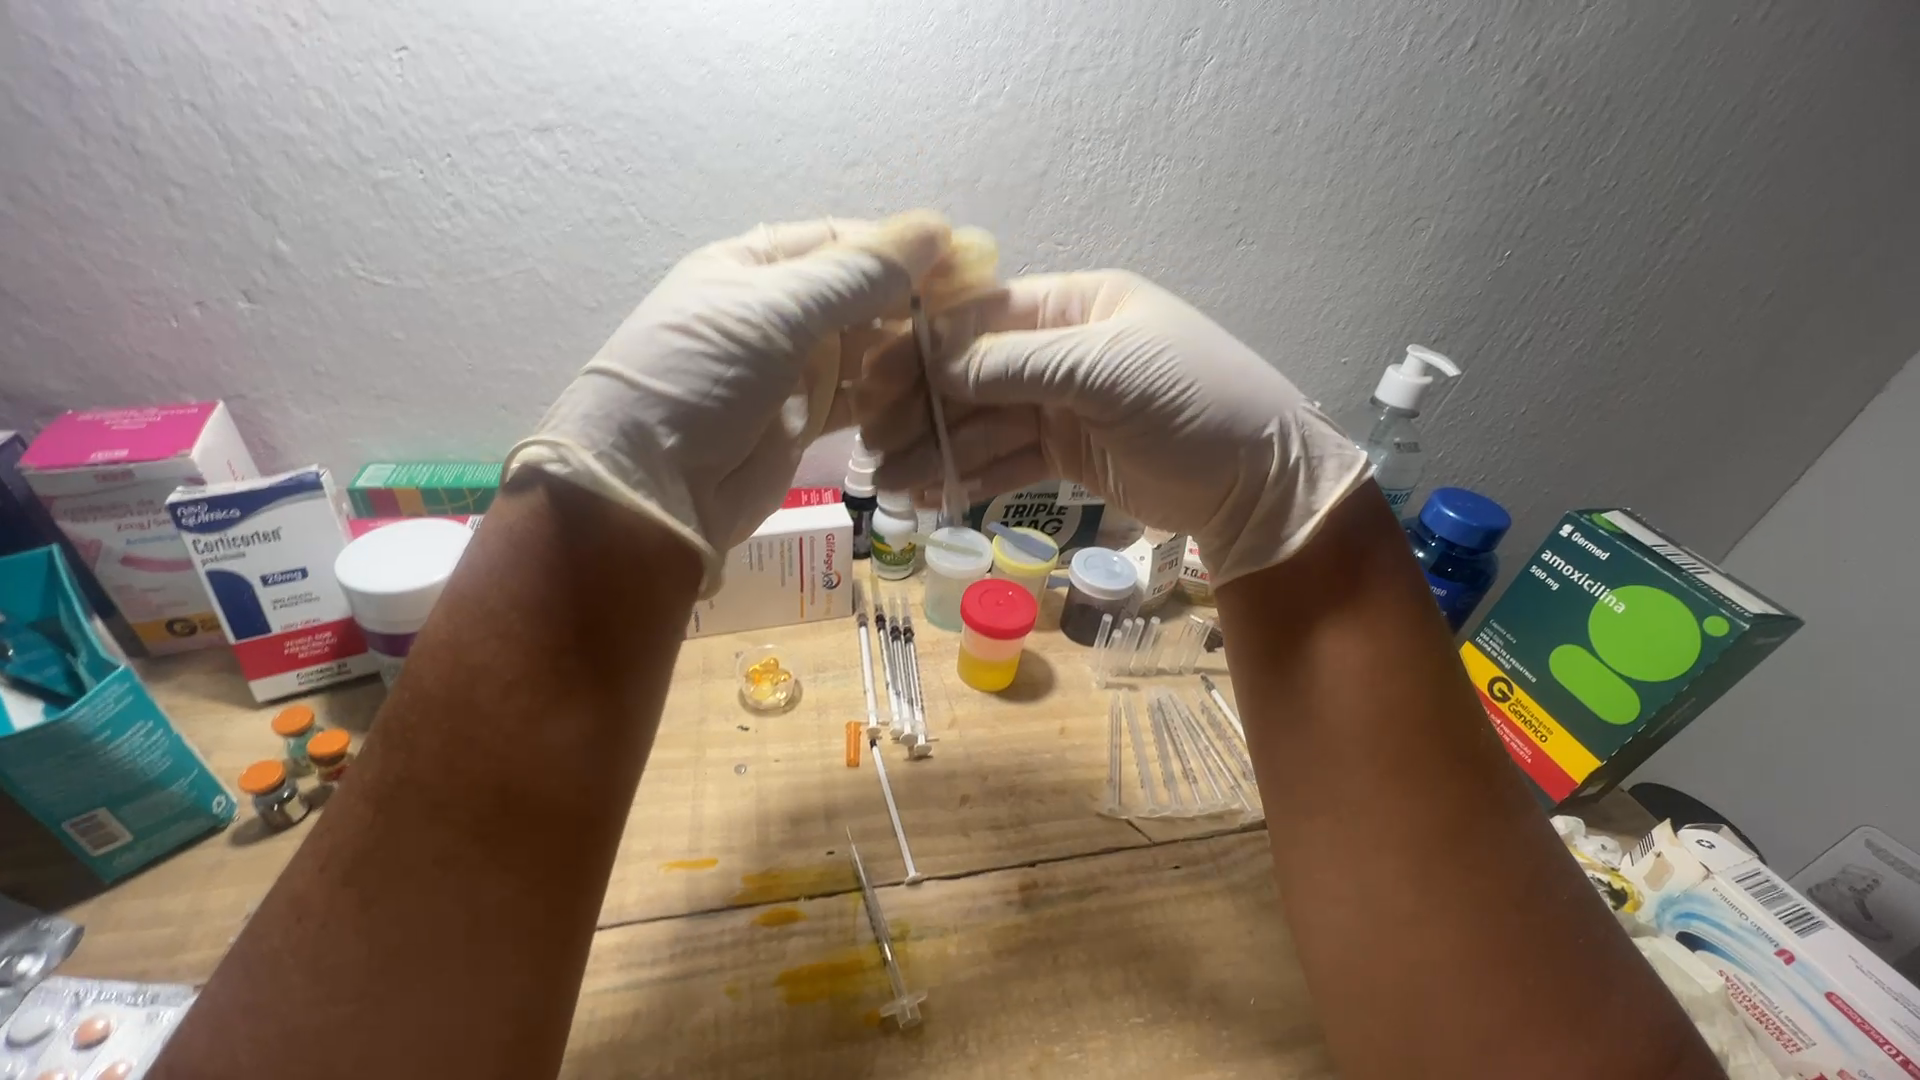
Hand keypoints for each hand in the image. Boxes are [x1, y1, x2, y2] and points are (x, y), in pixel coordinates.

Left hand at [508, 212, 951, 595]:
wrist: (655, 489)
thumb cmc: (704, 378)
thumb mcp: (777, 310)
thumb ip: (859, 274)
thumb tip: (938, 228)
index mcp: (755, 266)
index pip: (843, 243)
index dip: (902, 250)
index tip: (967, 262)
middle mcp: (774, 313)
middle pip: (859, 297)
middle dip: (912, 305)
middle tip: (975, 319)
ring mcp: (790, 371)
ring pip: (865, 351)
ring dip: (906, 355)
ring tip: (959, 361)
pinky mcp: (804, 422)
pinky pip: (860, 399)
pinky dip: (890, 397)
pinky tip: (927, 397)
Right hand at [855, 270, 1369, 586]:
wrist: (1257, 482)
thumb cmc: (1193, 403)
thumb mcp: (1107, 369)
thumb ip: (1018, 363)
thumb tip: (937, 364)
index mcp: (1074, 306)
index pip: (983, 318)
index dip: (926, 349)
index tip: (875, 381)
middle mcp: (1062, 350)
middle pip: (974, 375)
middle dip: (923, 410)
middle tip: (873, 446)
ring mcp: (1063, 405)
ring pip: (984, 424)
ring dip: (937, 452)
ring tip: (890, 484)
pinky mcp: (1067, 453)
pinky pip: (1006, 461)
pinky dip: (970, 478)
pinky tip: (930, 496)